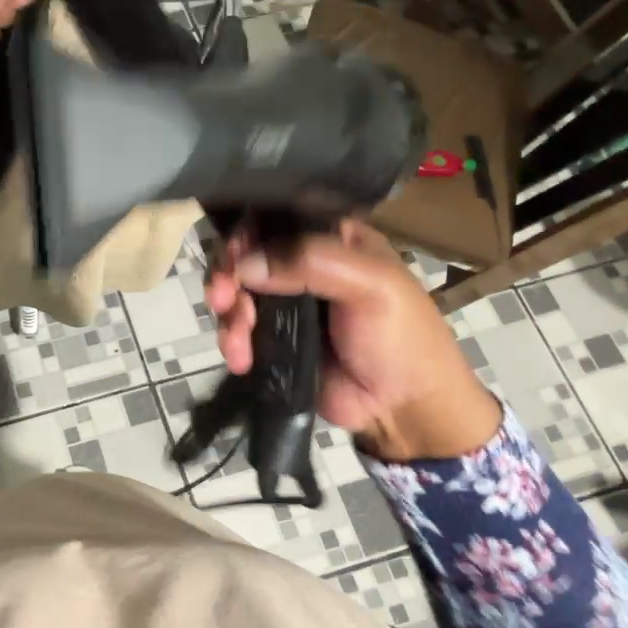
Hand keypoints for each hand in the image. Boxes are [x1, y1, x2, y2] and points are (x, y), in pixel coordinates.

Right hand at [206, 221, 500, 459]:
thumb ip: (309, 261)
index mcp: (332, 238)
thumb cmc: (401, 336)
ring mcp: (286, 303)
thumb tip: (243, 265)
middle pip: (246, 254)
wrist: (404, 409)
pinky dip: (232, 340)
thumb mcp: (370, 285)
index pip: (276, 217)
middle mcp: (303, 264)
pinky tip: (241, 359)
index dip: (246, 232)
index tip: (232, 256)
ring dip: (228, 314)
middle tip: (223, 300)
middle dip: (227, 277)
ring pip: (236, 292)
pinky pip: (238, 328)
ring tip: (237, 340)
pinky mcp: (274, 338)